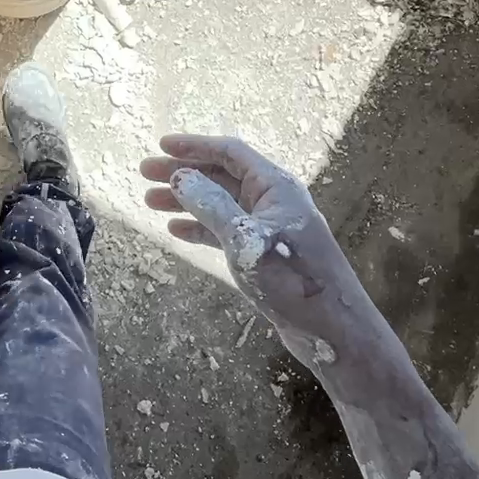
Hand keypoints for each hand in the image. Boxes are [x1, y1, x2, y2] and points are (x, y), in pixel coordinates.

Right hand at [141, 135, 365, 360]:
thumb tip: (179, 176)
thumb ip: (211, 204)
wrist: (334, 333)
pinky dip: (200, 226)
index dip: (194, 146)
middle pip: (220, 175)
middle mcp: (272, 200)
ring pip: (218, 203)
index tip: (161, 145)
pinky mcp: (264, 253)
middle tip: (144, 174)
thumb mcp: (245, 239)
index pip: (229, 152)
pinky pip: (224, 229)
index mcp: (275, 186)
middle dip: (183, 172)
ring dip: (186, 200)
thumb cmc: (293, 279)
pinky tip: (176, 230)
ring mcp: (268, 227)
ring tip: (150, 202)